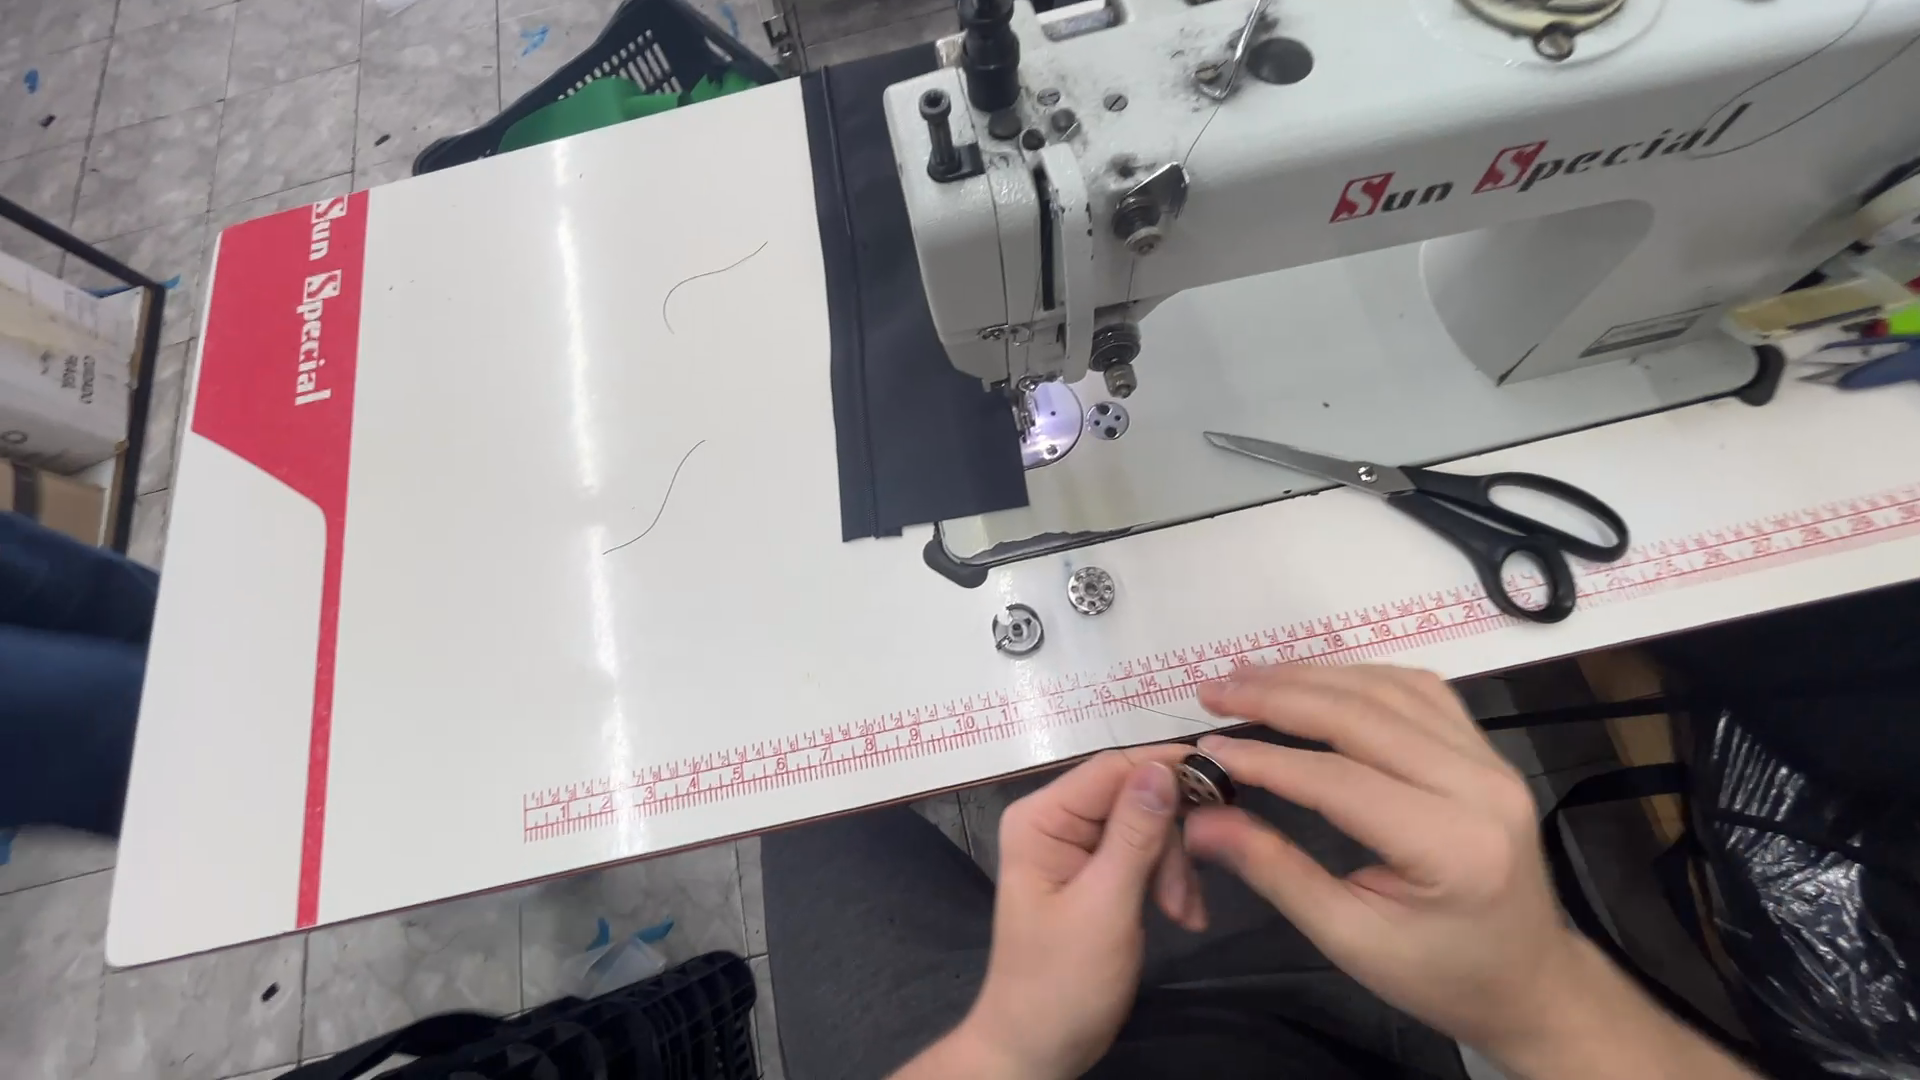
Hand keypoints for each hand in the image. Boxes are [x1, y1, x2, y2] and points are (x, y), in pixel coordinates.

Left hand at [938, 748, 1207, 1079]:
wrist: (1038, 1047)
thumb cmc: (1063, 981)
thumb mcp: (1105, 906)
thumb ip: (1134, 835)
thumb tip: (1161, 766)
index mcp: (1041, 816)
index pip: (1108, 768)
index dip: (1163, 768)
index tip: (1219, 782)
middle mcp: (1054, 818)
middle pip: (1130, 797)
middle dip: (1168, 841)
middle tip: (1188, 895)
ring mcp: (1073, 843)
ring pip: (1143, 825)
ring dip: (1171, 867)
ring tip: (1184, 915)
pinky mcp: (1092, 868)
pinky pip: (1140, 852)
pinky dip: (1165, 880)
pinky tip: (1181, 915)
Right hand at [1183, 665, 1578, 1052]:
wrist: (1532, 982)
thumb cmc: (1439, 972)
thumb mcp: (1349, 939)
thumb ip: (1273, 870)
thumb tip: (1199, 821)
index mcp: (1451, 846)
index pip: (1338, 779)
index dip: (1264, 758)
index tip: (1206, 746)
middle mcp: (1480, 786)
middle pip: (1360, 714)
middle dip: (1274, 695)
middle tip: (1212, 691)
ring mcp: (1489, 758)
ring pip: (1384, 687)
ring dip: (1306, 675)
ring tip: (1244, 676)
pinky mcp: (1483, 747)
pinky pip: (1412, 687)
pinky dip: (1351, 674)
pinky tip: (1309, 679)